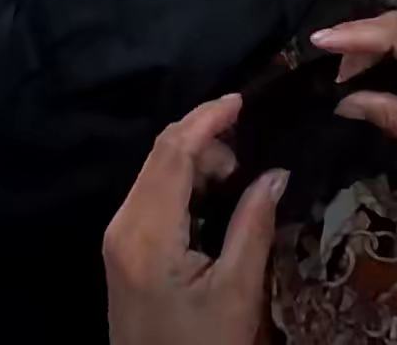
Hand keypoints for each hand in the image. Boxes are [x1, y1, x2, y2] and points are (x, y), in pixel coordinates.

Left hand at [104, 94, 289, 344]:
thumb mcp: (235, 295)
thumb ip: (253, 225)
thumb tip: (276, 172)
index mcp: (147, 232)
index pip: (172, 152)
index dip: (206, 118)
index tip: (239, 100)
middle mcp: (124, 221)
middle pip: (160, 152)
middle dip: (203, 135)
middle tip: (245, 149)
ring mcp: (119, 231)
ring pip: (156, 166)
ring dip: (195, 157)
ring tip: (235, 176)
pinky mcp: (124, 242)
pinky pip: (153, 188)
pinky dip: (183, 177)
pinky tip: (212, 191)